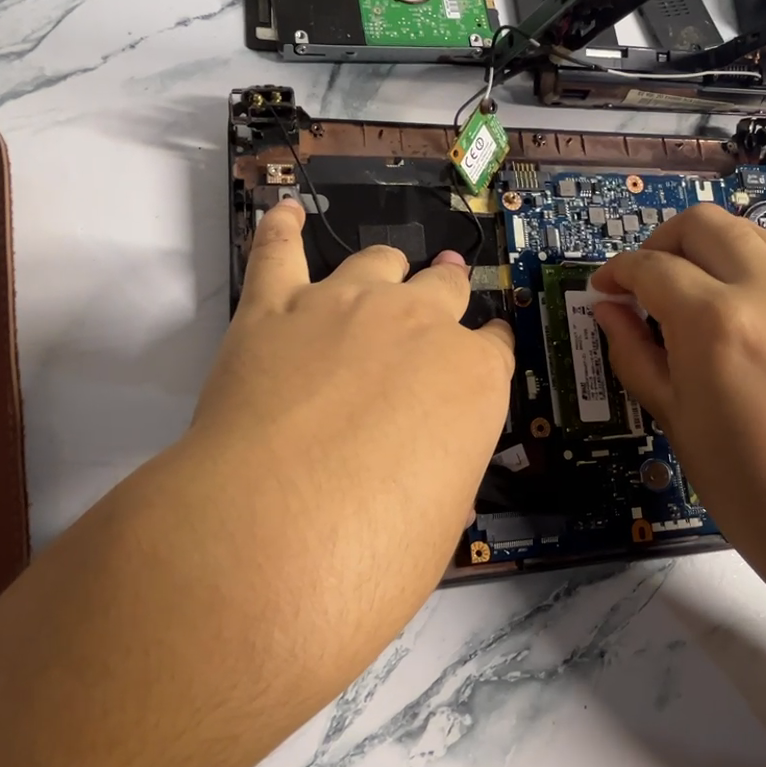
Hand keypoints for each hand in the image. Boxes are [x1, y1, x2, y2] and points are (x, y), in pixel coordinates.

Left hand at [176, 200, 514, 609]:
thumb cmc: (374, 552)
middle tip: (442, 292)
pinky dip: (282, 229)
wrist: (274, 531)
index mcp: (474, 378)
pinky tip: (286, 214)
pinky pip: (278, 251)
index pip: (493, 344)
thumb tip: (429, 477)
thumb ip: (441, 479)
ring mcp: (343, 307)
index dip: (486, 347)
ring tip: (382, 270)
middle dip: (446, 292)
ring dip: (384, 268)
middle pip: (442, 289)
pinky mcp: (271, 310)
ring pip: (376, 263)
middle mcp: (417, 325)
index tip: (481, 349)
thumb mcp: (440, 527)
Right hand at [590, 205, 765, 585]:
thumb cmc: (748, 489)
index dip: (617, 274)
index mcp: (715, 320)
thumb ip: (636, 354)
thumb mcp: (676, 420)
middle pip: (702, 224)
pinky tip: (730, 311)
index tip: (603, 291)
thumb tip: (609, 312)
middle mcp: (765, 289)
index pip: (652, 267)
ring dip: (705, 245)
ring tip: (684, 290)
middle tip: (641, 283)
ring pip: (747, 231)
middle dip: (660, 242)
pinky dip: (743, 265)